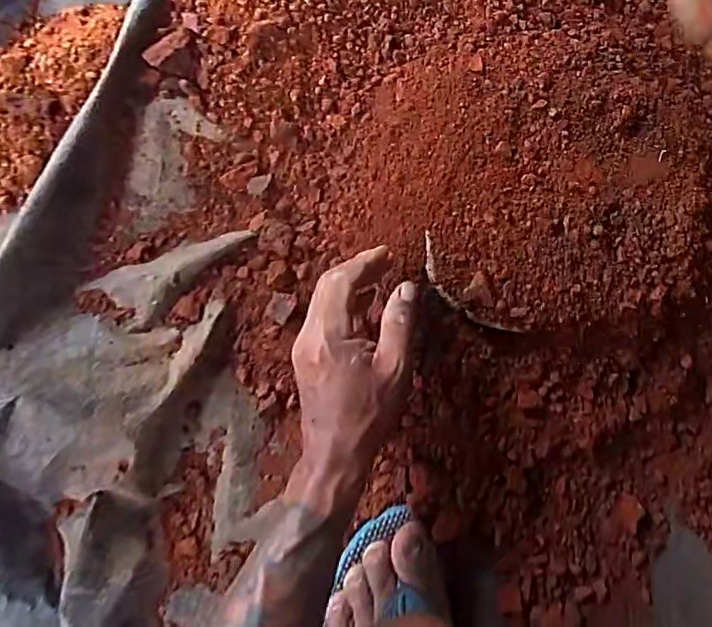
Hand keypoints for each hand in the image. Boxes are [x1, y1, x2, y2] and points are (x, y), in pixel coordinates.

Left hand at [287, 247, 416, 509]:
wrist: (334, 457)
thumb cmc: (368, 414)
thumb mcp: (394, 367)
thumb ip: (400, 322)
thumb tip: (406, 287)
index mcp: (328, 336)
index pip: (340, 282)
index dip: (364, 263)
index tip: (387, 254)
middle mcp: (309, 337)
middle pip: (326, 286)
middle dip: (356, 268)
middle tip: (385, 260)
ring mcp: (304, 348)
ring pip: (323, 300)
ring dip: (351, 284)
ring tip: (380, 277)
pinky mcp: (307, 357)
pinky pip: (324, 316)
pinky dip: (346, 302)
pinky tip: (367, 305)